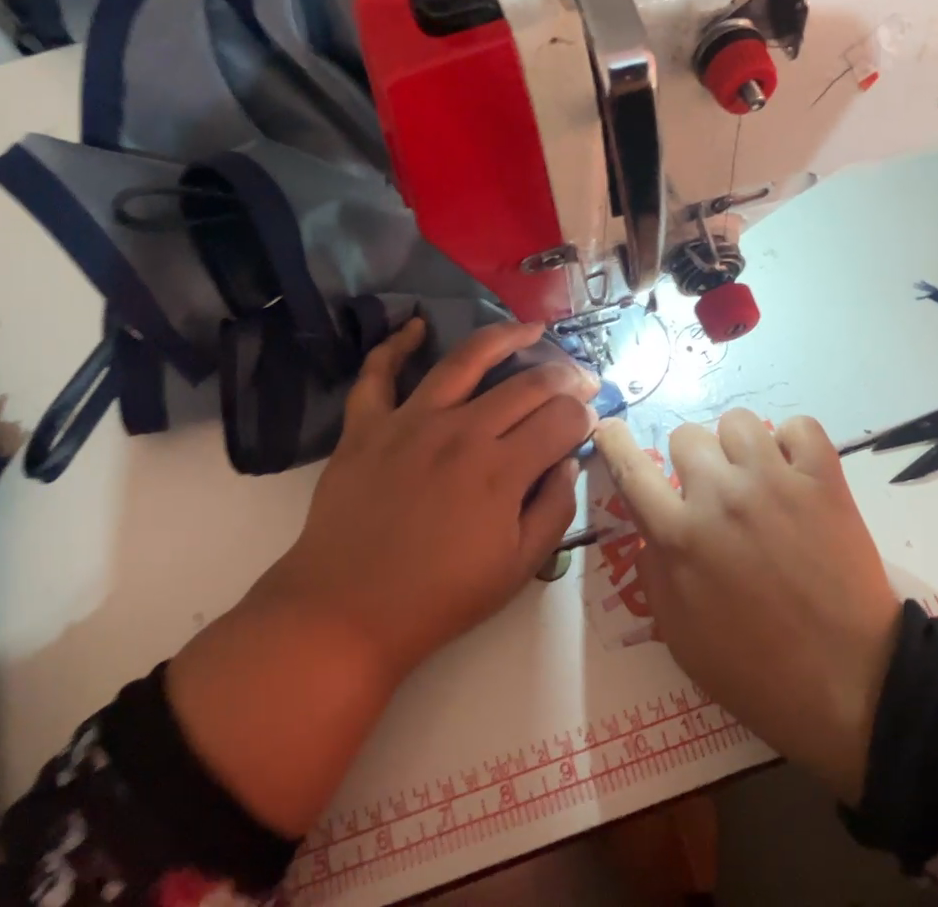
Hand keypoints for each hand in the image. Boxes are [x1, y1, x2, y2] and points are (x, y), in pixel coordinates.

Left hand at [263, 316, 598, 673]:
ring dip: (504, 337)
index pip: (561, 420)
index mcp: (502, 470)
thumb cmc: (440, 597)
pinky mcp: (366, 426)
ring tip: (530, 328)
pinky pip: (379, 374)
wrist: (348, 610)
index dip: (584, 416)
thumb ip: (554, 510)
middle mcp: (462, 431)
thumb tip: (568, 463)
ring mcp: (410, 421)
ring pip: (464, 360)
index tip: (589, 421)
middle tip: (579, 379)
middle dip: (563, 376)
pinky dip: (395, 346)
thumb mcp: (517, 568)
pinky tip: (415, 326)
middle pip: (526, 385)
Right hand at [594, 411, 900, 804]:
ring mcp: (775, 482)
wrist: (844, 683)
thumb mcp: (678, 635)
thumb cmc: (753, 671)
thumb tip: (653, 532)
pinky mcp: (824, 480)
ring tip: (754, 478)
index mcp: (678, 537)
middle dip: (690, 463)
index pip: (630, 468)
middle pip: (686, 437)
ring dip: (736, 447)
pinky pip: (799, 427)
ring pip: (738, 422)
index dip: (615, 443)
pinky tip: (793, 472)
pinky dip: (791, 443)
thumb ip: (655, 574)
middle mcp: (720, 496)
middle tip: (710, 493)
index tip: (611, 430)